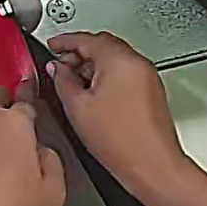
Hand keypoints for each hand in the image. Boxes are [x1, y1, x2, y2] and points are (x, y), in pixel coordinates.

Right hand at [46, 32, 194, 202]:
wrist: (153, 167)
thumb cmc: (122, 142)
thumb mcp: (77, 108)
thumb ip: (62, 81)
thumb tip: (57, 69)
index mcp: (119, 61)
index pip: (86, 39)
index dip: (64, 41)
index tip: (53, 45)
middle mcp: (137, 64)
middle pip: (103, 45)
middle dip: (79, 52)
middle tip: (60, 64)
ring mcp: (147, 78)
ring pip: (114, 58)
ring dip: (93, 64)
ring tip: (74, 83)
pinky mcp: (151, 92)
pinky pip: (125, 73)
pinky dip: (107, 76)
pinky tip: (93, 95)